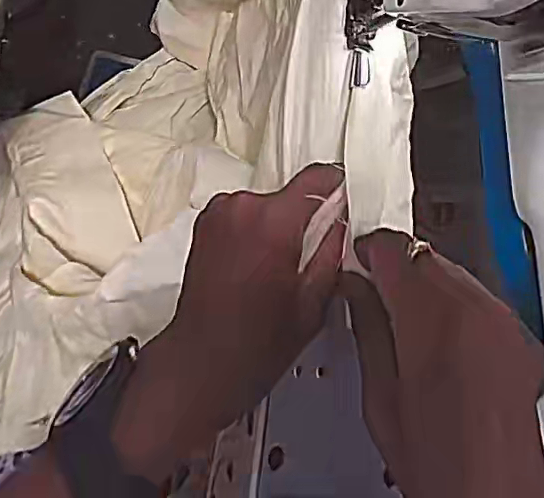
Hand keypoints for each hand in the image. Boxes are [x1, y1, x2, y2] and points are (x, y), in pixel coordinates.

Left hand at [110, 163, 346, 482]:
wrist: (198, 367)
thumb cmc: (249, 348)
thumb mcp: (313, 304)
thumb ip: (334, 250)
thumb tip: (343, 222)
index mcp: (273, 222)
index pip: (318, 177)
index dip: (338, 187)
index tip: (345, 201)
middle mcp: (243, 207)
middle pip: (293, 192)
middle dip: (307, 216)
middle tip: (311, 254)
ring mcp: (220, 212)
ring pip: (270, 202)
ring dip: (279, 223)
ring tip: (277, 267)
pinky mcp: (207, 221)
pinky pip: (246, 211)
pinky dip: (255, 228)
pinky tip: (257, 265)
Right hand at [341, 230, 543, 497]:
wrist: (501, 495)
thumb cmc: (445, 464)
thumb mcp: (382, 399)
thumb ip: (367, 329)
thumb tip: (356, 290)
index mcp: (428, 315)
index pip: (393, 248)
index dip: (369, 248)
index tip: (359, 255)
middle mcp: (469, 305)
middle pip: (423, 254)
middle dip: (397, 264)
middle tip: (376, 286)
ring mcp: (497, 314)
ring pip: (451, 269)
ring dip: (426, 281)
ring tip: (409, 318)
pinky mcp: (515, 328)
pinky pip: (476, 293)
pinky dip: (455, 300)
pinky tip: (442, 335)